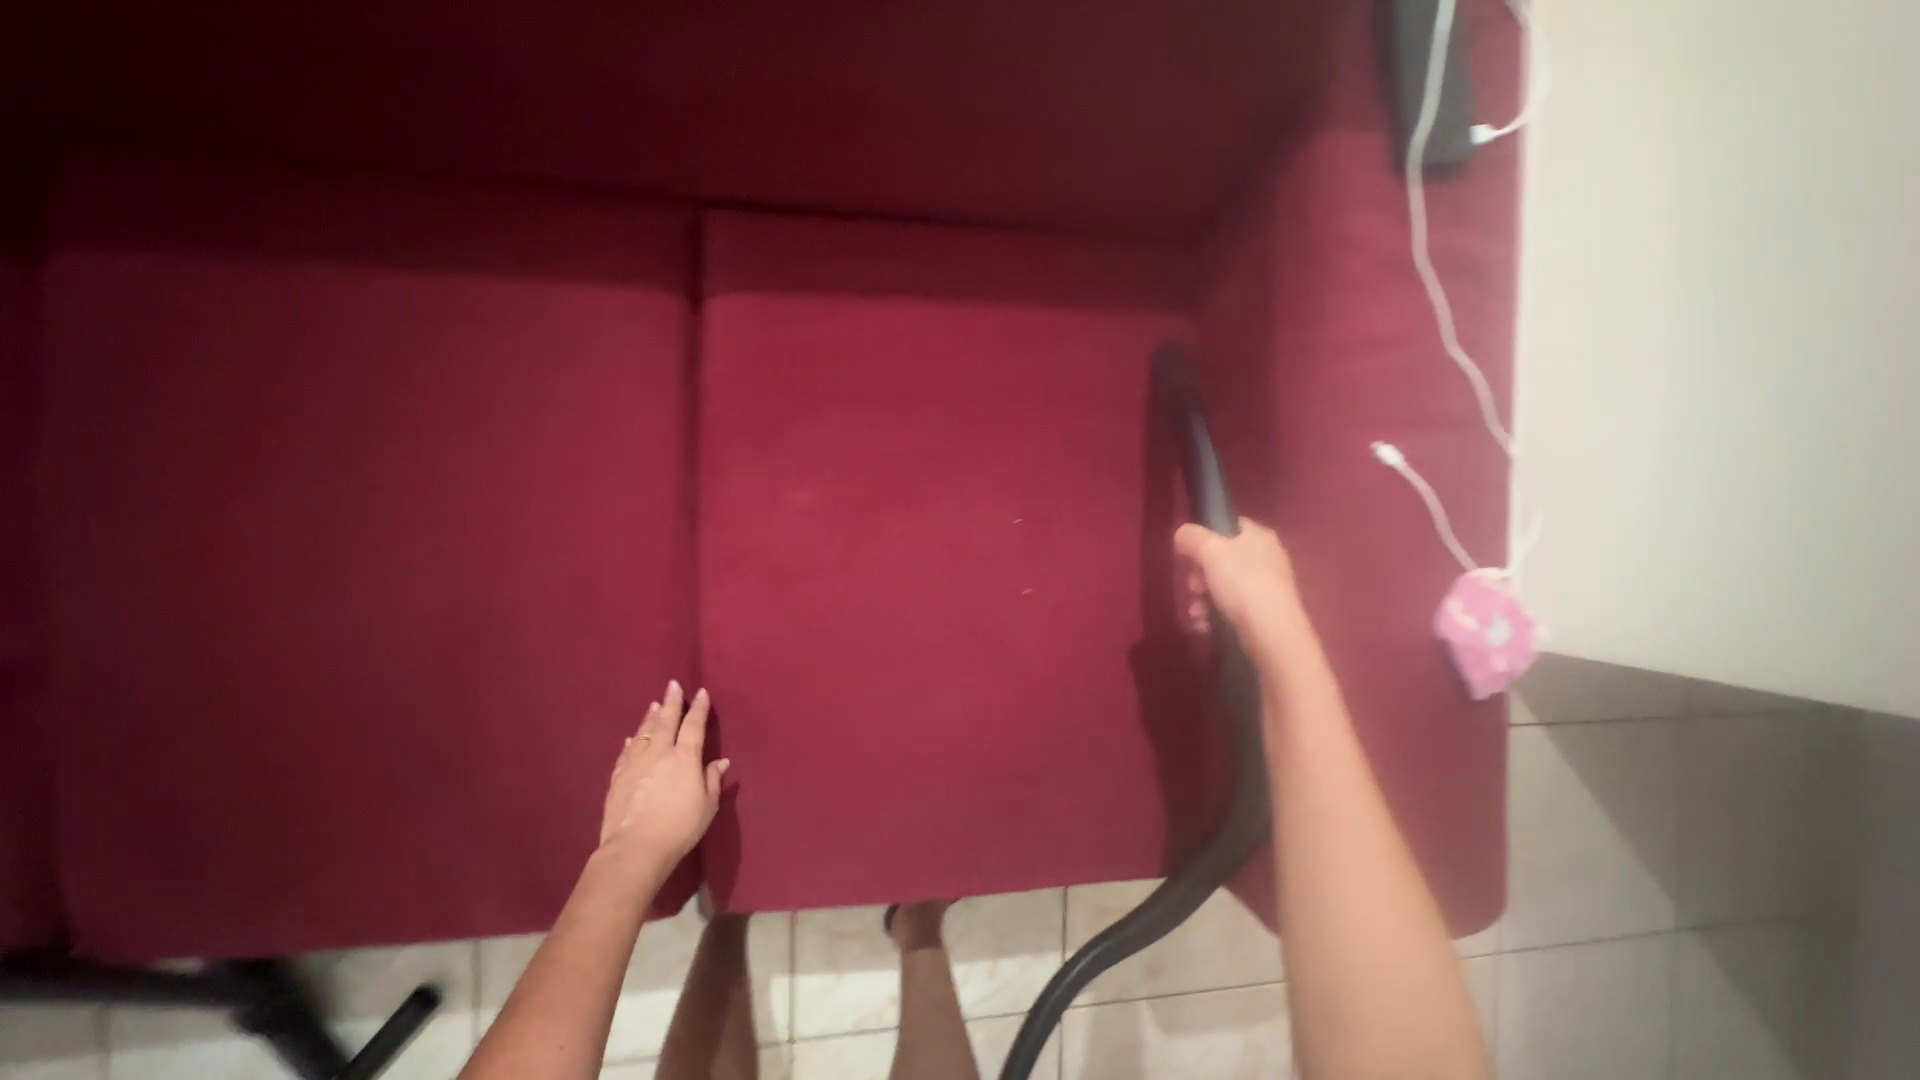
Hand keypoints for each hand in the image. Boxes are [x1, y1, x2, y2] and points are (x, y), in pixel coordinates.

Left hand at [599, 681, 729, 868]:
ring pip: (644, 733)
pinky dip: (632, 742)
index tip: (701, 693)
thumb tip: (719, 762)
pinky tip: (632, 738)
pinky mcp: (618, 777)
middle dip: (671, 702)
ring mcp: (636, 764)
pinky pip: (626, 753)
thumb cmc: (680, 826)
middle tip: (672, 685)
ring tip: (653, 705)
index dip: (699, 709)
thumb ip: (712, 780)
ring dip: (650, 718)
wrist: (636, 846)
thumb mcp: (707, 805)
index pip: (694, 726)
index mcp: (685, 758)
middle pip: (666, 721)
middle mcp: (660, 753)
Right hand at [1174, 517, 1310, 659]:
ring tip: (1197, 613)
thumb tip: (1182, 534)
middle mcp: (1266, 557)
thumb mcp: (1210, 551)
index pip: (1229, 525)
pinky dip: (1214, 616)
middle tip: (1194, 588)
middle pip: (1221, 559)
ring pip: (1222, 586)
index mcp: (1258, 536)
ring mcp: (1266, 586)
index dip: (1206, 536)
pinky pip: (1231, 608)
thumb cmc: (1242, 583)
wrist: (1271, 632)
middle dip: (1199, 576)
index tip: (1190, 553)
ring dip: (1202, 600)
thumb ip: (1191, 537)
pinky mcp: (1263, 612)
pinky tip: (1205, 626)